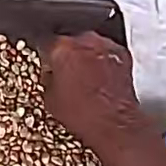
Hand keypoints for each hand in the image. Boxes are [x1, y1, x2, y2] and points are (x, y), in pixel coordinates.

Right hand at [41, 32, 149, 157]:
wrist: (113, 124)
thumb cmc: (83, 114)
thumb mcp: (50, 99)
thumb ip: (47, 78)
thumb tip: (49, 75)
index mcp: (61, 48)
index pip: (45, 43)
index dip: (43, 56)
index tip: (44, 64)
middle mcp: (84, 40)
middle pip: (69, 42)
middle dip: (66, 56)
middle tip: (64, 75)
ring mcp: (105, 45)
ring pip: (89, 45)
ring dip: (85, 57)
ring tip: (83, 78)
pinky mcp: (121, 54)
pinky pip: (106, 53)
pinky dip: (102, 62)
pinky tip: (99, 79)